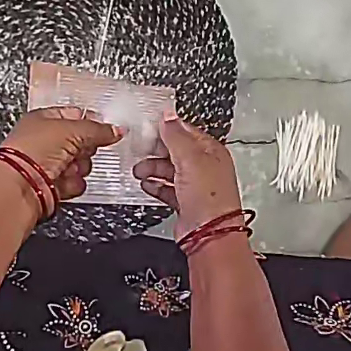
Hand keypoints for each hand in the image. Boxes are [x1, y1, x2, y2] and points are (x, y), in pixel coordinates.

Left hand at [0, 106, 122, 201]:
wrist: (19, 186)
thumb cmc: (31, 152)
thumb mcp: (73, 130)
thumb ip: (99, 129)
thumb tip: (116, 130)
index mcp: (44, 120)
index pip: (75, 116)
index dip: (91, 122)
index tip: (103, 129)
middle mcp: (45, 141)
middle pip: (81, 142)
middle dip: (85, 149)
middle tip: (79, 150)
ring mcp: (48, 164)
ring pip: (81, 164)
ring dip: (79, 167)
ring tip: (67, 167)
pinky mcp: (52, 185)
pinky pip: (75, 183)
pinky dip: (72, 183)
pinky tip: (62, 181)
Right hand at [133, 116, 243, 239]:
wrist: (210, 234)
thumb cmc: (210, 198)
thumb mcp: (190, 158)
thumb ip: (176, 136)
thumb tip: (168, 116)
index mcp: (211, 151)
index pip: (186, 132)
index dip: (167, 129)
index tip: (147, 129)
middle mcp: (204, 167)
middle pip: (175, 151)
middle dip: (156, 151)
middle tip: (140, 150)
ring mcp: (195, 186)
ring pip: (169, 170)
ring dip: (152, 169)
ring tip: (139, 170)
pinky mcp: (185, 202)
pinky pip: (167, 189)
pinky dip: (155, 186)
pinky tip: (147, 184)